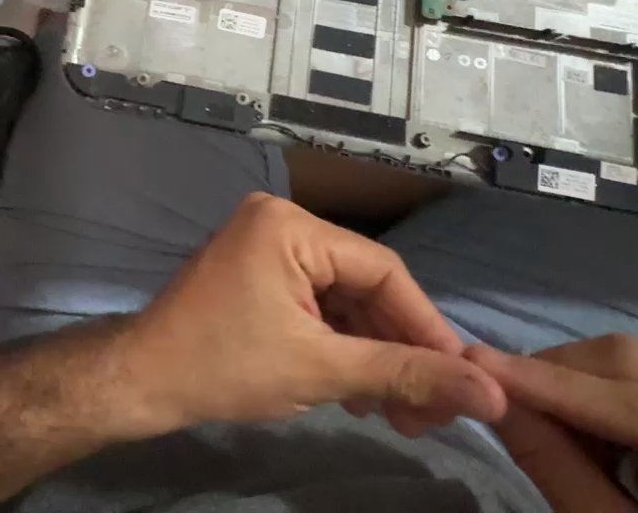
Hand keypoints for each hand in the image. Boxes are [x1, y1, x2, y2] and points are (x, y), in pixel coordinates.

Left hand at [114, 194, 504, 437]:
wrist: (145, 378)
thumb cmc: (226, 365)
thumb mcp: (322, 370)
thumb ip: (407, 374)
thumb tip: (492, 394)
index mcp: (289, 226)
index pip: (382, 269)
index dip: (426, 327)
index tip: (462, 383)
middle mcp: (278, 222)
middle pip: (363, 284)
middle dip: (398, 349)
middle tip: (430, 414)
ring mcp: (264, 245)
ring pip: (342, 299)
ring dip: (372, 354)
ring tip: (398, 415)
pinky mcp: (257, 272)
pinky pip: (315, 303)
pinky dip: (339, 345)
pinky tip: (360, 393)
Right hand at [468, 335, 637, 512]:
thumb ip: (558, 471)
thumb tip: (494, 399)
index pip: (636, 408)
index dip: (549, 382)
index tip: (472, 359)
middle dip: (557, 370)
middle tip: (499, 388)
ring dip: (575, 378)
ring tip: (539, 409)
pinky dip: (605, 392)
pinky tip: (586, 425)